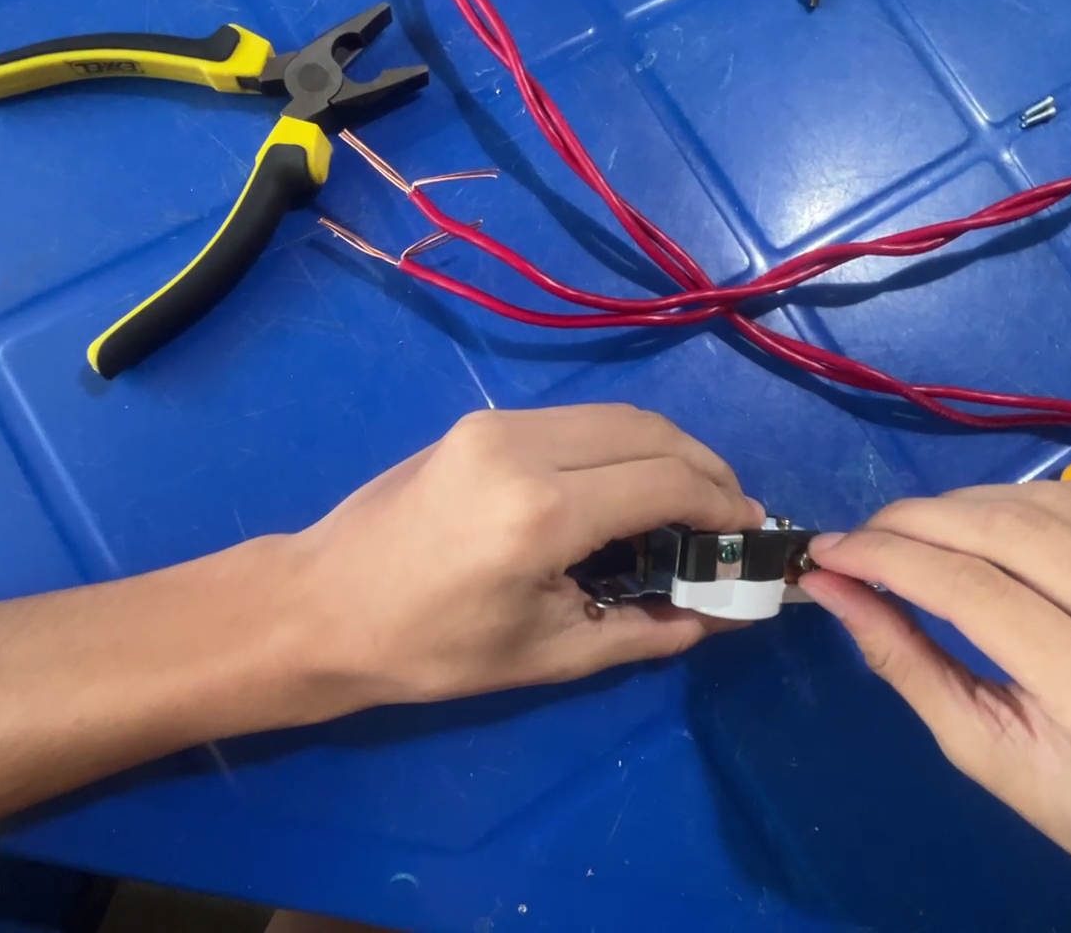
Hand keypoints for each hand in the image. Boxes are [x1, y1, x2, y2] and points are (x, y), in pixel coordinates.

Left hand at [275, 406, 761, 710]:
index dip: (722, 505)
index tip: (749, 533)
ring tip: (686, 499)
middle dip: (705, 468)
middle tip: (728, 515)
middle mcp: (525, 447)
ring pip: (616, 416)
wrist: (321, 605)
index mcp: (543, 512)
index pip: (667, 483)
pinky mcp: (481, 420)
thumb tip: (721, 617)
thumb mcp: (548, 655)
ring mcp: (498, 423)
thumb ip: (648, 632)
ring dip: (666, 451)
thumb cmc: (430, 651)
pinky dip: (620, 445)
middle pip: (651, 432)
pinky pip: (576, 421)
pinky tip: (624, 485)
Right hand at [801, 481, 1070, 931]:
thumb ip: (905, 661)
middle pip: (1020, 536)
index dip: (890, 559)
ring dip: (963, 505)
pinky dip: (1021, 499)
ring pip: (1056, 507)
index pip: (982, 598)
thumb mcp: (986, 757)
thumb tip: (831, 584)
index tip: (828, 551)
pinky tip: (986, 522)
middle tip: (861, 535)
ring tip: (915, 532)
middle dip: (918, 520)